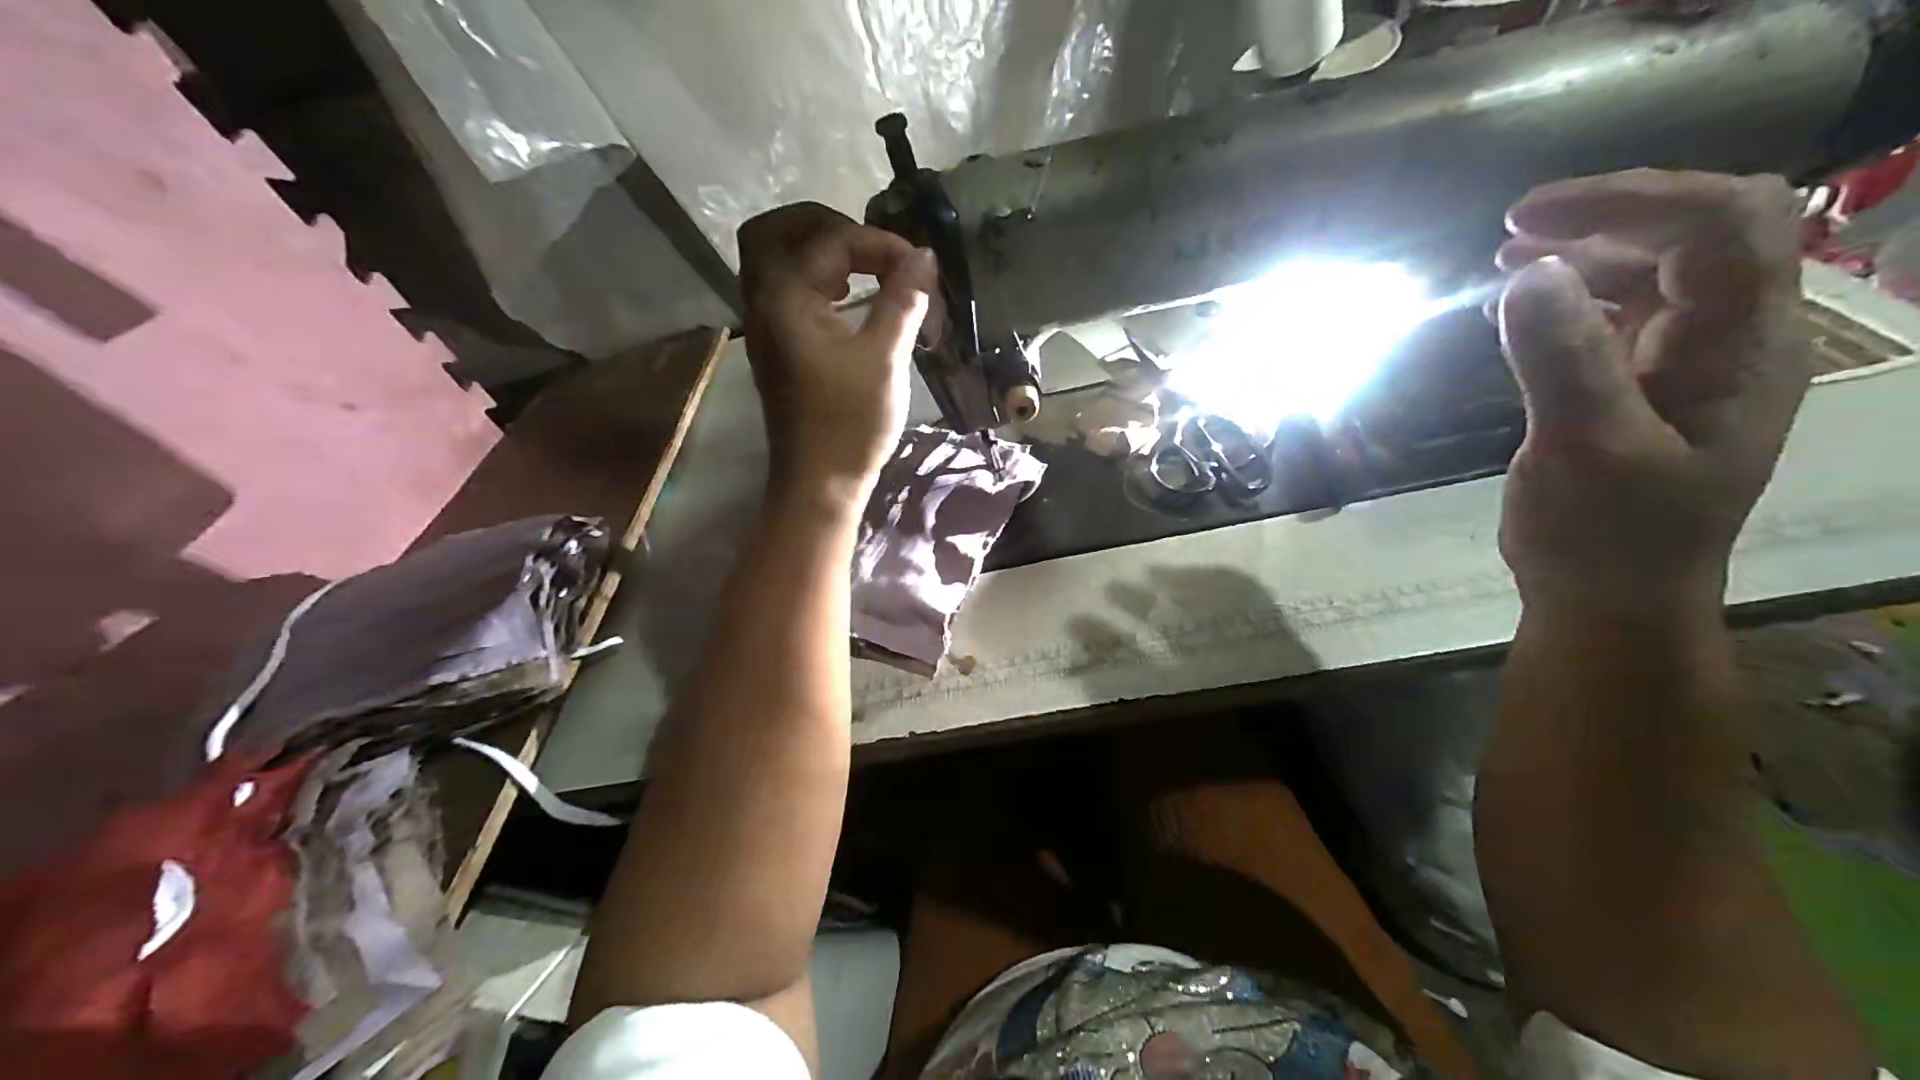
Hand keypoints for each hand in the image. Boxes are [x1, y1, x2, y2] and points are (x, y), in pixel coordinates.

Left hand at [738, 202, 936, 500]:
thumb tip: (924, 256)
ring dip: (818, 251)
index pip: (830, 239)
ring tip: (863, 267)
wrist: (819, 482)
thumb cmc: (850, 422)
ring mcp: (764, 325)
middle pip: (776, 232)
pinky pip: (783, 289)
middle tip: (869, 245)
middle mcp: (764, 301)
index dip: (880, 244)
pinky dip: (813, 278)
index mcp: (786, 296)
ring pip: (775, 260)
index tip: (919, 268)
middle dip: (826, 226)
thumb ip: (903, 299)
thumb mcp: (884, 357)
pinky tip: (847, 297)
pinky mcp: (775, 346)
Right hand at [1493, 169, 1807, 614]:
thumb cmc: (1606, 535)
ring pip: (1659, 270)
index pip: (1725, 225)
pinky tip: (1517, 308)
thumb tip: (1529, 273)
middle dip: (1610, 216)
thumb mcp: (1584, 449)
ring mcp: (1686, 364)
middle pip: (1702, 233)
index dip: (1631, 200)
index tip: (1527, 218)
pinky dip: (1569, 296)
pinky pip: (1618, 315)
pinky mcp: (1639, 387)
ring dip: (1587, 251)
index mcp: (1742, 349)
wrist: (1610, 598)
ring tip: (1507, 261)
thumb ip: (1563, 358)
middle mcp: (1729, 342)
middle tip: (1515, 232)